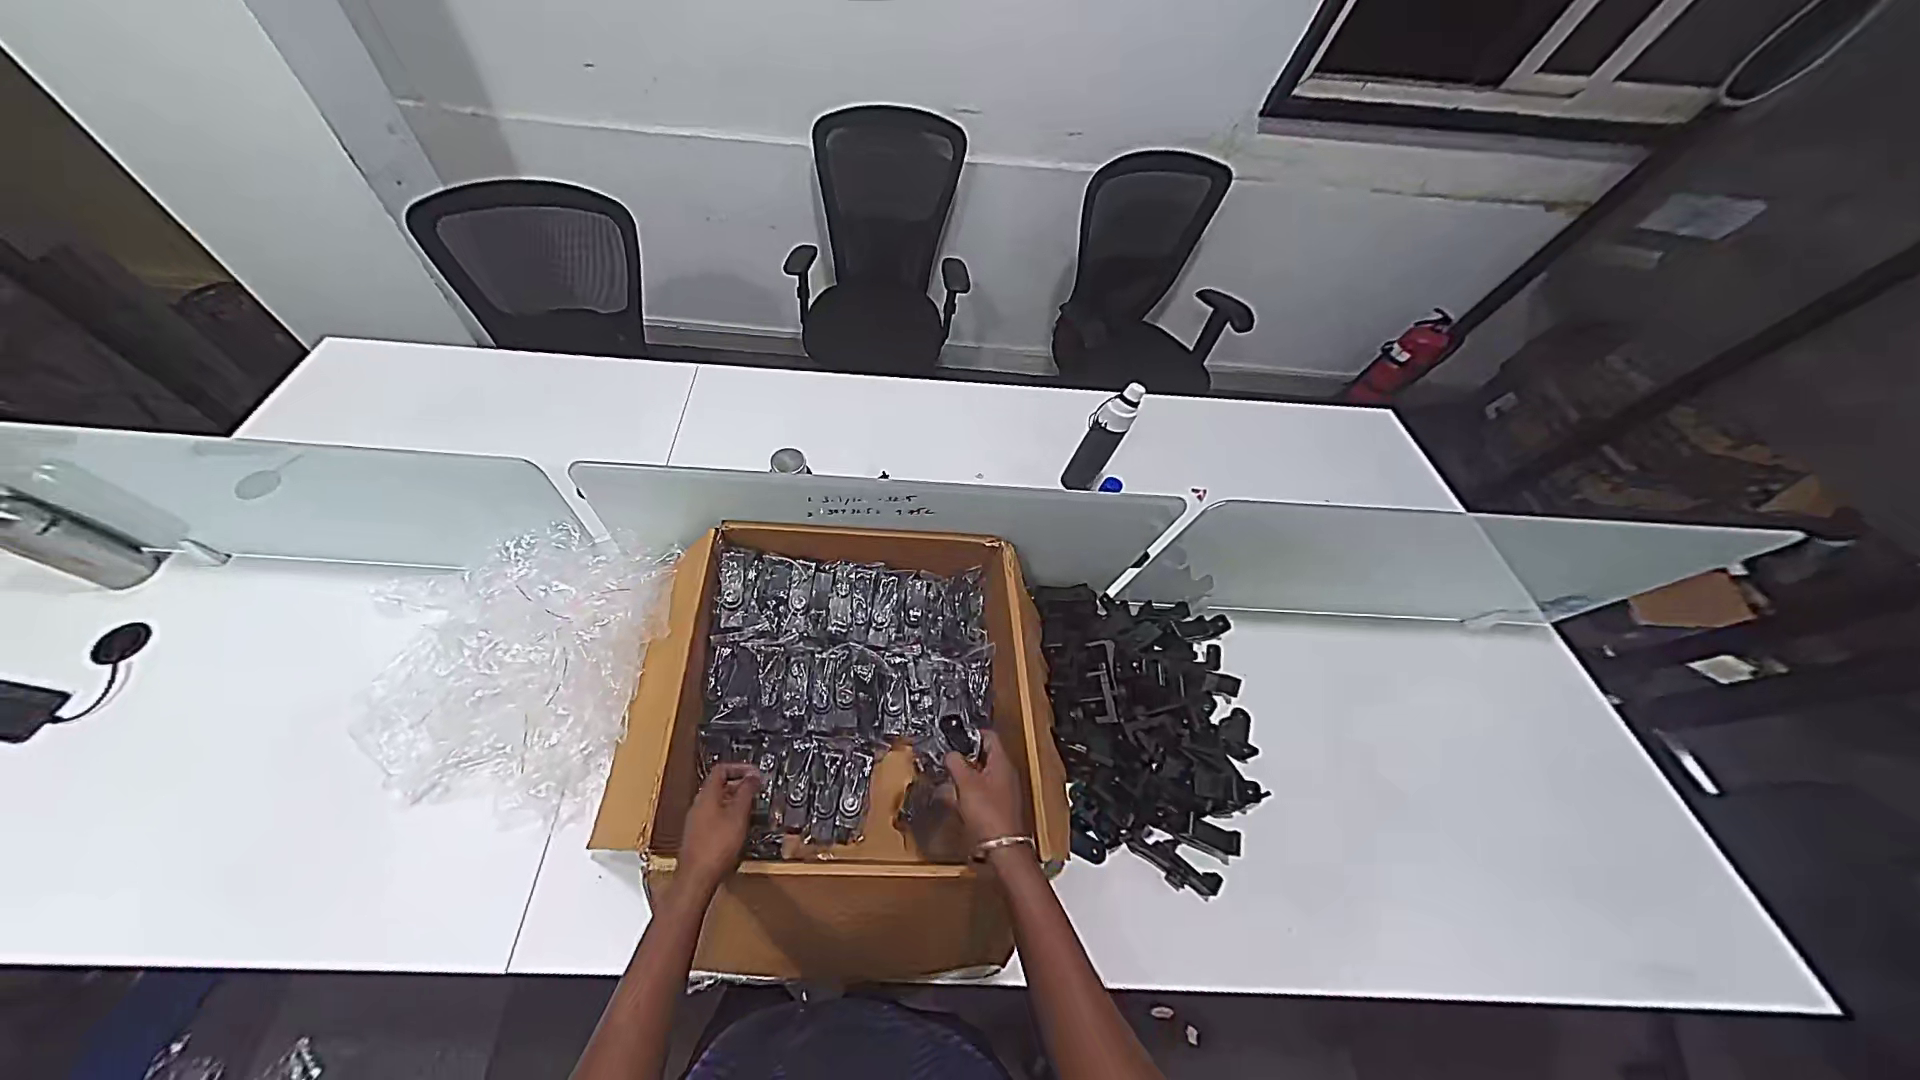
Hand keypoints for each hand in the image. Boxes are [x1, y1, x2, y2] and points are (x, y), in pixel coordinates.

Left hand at [677, 763, 760, 893]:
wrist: (697, 879)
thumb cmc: (717, 846)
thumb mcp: (739, 814)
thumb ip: (746, 791)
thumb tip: (753, 776)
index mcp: (706, 796)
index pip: (721, 770)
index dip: (740, 768)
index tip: (755, 774)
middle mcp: (698, 806)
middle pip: (720, 786)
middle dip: (740, 786)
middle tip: (757, 791)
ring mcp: (696, 823)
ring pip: (718, 803)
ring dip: (736, 802)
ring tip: (752, 809)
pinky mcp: (698, 838)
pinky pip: (715, 818)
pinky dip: (729, 817)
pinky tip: (740, 828)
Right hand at [943, 730, 1028, 853]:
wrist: (1002, 848)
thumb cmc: (987, 812)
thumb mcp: (966, 783)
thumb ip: (956, 763)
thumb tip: (951, 754)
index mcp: (1002, 762)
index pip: (989, 736)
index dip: (971, 735)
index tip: (955, 739)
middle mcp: (1007, 773)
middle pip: (984, 756)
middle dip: (965, 759)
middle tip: (949, 762)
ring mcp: (1005, 791)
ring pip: (982, 776)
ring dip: (965, 778)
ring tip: (949, 783)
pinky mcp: (1001, 807)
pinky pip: (983, 793)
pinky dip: (970, 793)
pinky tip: (958, 803)